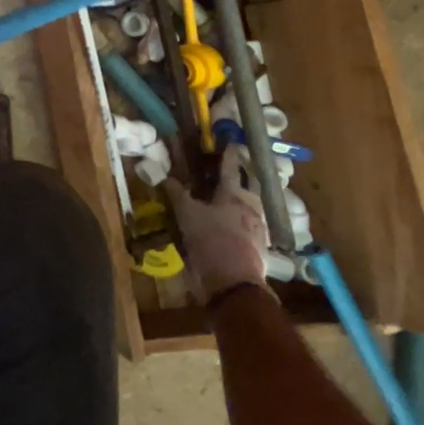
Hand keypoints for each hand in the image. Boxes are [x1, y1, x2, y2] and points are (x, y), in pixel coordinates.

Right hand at [168, 149, 269, 301]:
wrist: (233, 281)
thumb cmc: (210, 239)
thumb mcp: (187, 213)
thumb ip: (178, 194)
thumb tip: (166, 177)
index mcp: (234, 195)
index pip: (230, 169)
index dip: (228, 155)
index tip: (230, 143)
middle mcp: (250, 208)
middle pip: (249, 187)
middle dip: (242, 178)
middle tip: (232, 172)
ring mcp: (257, 229)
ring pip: (251, 208)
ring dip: (242, 201)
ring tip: (229, 199)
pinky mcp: (257, 247)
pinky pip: (250, 227)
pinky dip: (240, 222)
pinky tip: (231, 226)